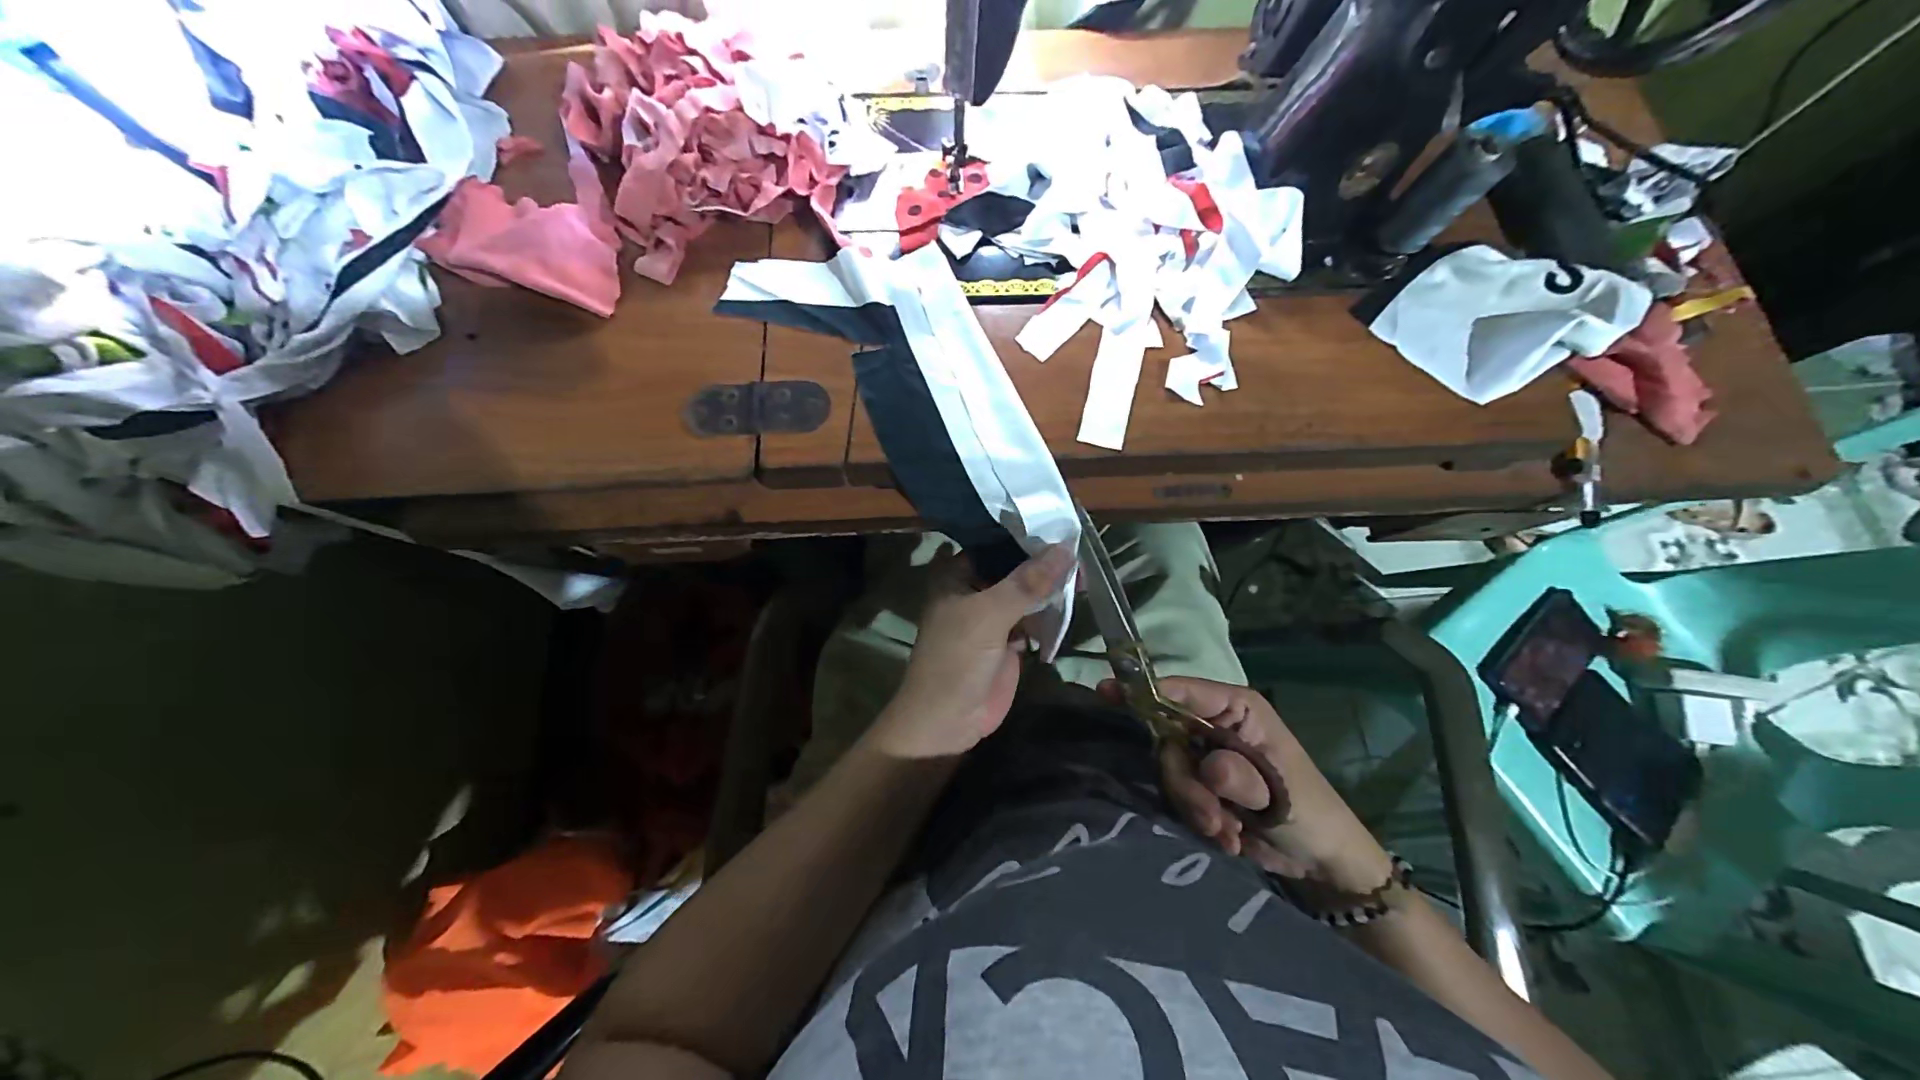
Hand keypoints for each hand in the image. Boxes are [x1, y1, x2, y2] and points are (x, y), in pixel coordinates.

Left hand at [868, 544, 1075, 759]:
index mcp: (956, 574)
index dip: (1024, 534)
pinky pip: (1034, 616)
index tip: (1060, 522)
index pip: (993, 542)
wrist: (948, 721)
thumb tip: (1065, 549)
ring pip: (1026, 591)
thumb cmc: (956, 661)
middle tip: (1081, 548)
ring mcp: (992, 615)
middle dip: (1044, 560)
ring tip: (1085, 572)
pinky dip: (1050, 611)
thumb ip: (1026, 583)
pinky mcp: (1008, 639)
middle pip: (1013, 566)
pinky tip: (1074, 599)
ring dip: (1050, 585)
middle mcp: (973, 588)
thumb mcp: (989, 616)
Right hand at [1111, 676, 1393, 892]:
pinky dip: (1199, 819)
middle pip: (1167, 739)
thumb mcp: (1281, 794)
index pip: (1181, 691)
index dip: (1144, 691)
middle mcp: (1214, 726)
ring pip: (1170, 772)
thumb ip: (1241, 777)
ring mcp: (1204, 755)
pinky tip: (1227, 836)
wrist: (1320, 860)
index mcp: (1236, 709)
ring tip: (1226, 832)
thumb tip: (1208, 767)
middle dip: (1185, 783)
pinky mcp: (1199, 785)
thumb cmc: (1310, 812)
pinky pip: (1177, 795)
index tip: (1107, 692)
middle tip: (1212, 817)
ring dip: (1194, 807)